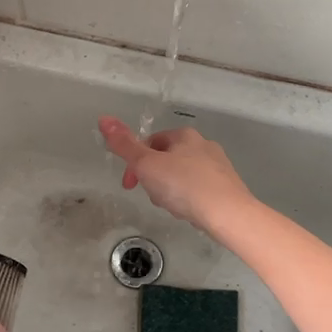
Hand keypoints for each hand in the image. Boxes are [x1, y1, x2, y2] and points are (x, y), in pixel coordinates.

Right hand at [98, 116, 256, 232]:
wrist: (227, 212)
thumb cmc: (183, 185)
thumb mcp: (147, 165)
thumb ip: (124, 145)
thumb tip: (103, 119)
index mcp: (183, 135)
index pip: (150, 143)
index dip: (134, 164)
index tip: (130, 185)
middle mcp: (203, 144)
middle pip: (165, 160)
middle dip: (154, 179)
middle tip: (154, 197)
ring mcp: (217, 166)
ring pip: (181, 176)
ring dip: (170, 191)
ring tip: (173, 207)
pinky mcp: (226, 186)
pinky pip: (197, 190)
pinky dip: (188, 199)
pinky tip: (188, 212)